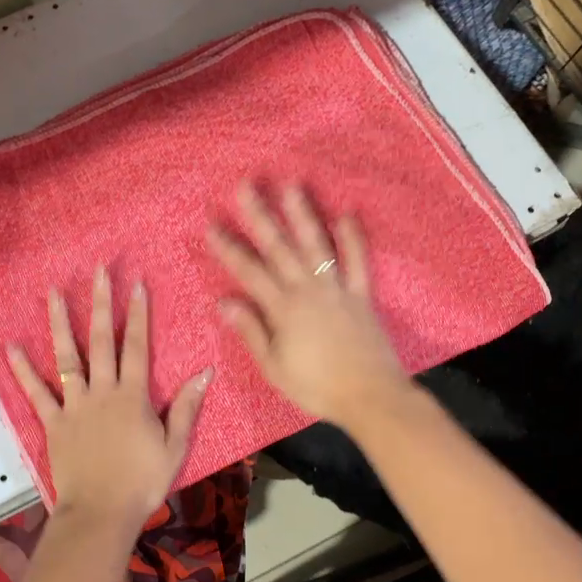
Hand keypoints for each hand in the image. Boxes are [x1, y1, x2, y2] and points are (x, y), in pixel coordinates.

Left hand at [6, 266, 211, 529]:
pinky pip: (37, 393)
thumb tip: (205, 372)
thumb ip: (186, 407)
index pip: (137, 346)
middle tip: (98, 271)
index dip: (137, 314)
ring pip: (66, 357)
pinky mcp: (53, 423)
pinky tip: (11, 348)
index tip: (136, 284)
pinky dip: (23, 370)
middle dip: (100, 303)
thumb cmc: (142, 482)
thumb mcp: (174, 447)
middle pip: (100, 340)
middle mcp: (102, 392)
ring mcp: (74, 405)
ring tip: (52, 293)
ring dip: (59, 323)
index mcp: (133, 396)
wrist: (101, 513)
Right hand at [209, 182, 409, 426]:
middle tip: (245, 185)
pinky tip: (346, 214)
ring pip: (316, 245)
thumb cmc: (317, 387)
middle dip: (260, 216)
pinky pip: (359, 261)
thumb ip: (251, 331)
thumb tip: (223, 301)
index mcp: (283, 309)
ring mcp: (338, 289)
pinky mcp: (362, 294)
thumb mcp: (274, 367)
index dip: (229, 248)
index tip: (211, 224)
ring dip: (302, 214)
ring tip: (291, 185)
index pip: (249, 271)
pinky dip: (353, 238)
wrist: (370, 396)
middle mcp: (308, 290)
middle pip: (279, 248)